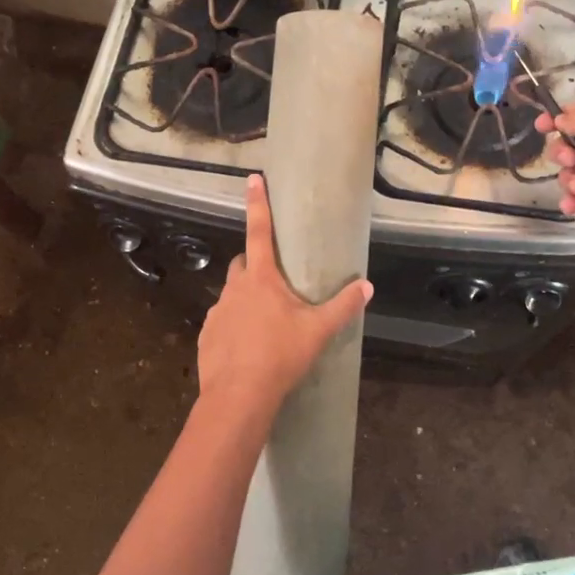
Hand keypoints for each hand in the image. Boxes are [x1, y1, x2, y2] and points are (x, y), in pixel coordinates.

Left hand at [198, 174, 371, 412]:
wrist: (238, 397)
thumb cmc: (280, 356)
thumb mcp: (318, 331)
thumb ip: (343, 307)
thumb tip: (367, 286)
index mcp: (261, 278)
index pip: (260, 231)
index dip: (258, 203)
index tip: (253, 178)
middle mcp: (235, 288)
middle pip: (242, 263)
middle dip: (254, 264)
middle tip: (274, 282)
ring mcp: (217, 312)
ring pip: (231, 294)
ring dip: (245, 299)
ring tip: (264, 324)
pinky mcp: (207, 335)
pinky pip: (222, 323)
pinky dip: (234, 327)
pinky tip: (247, 348)